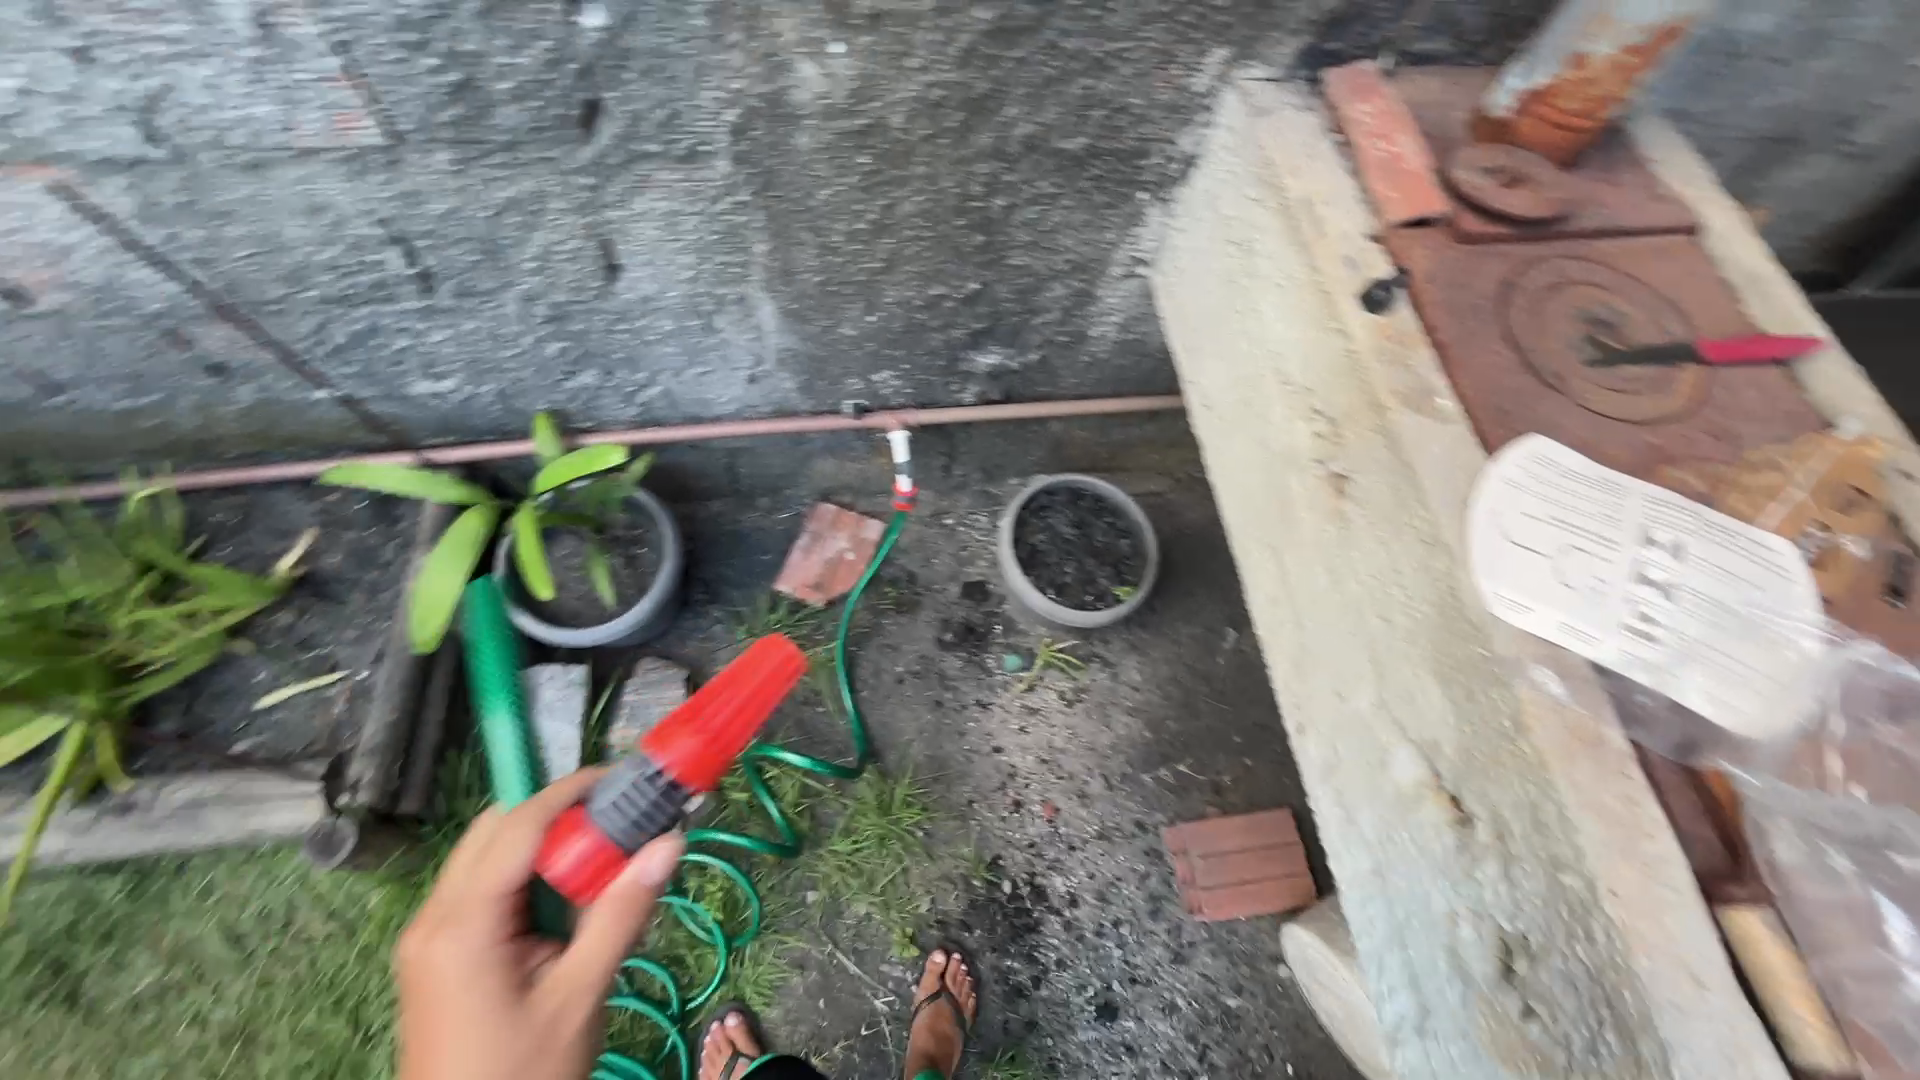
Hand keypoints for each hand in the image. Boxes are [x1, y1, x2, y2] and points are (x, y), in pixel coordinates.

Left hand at [395, 768, 685, 1079]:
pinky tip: (565, 902)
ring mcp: (429, 938)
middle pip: (495, 831)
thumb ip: (621, 914)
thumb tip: (670, 844)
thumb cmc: (520, 1076)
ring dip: (542, 845)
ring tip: (599, 859)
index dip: (570, 792)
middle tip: (615, 823)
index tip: (622, 779)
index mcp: (462, 925)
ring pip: (487, 856)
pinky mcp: (438, 955)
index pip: (517, 827)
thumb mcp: (580, 996)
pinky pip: (483, 888)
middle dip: (556, 815)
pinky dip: (526, 876)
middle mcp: (434, 918)